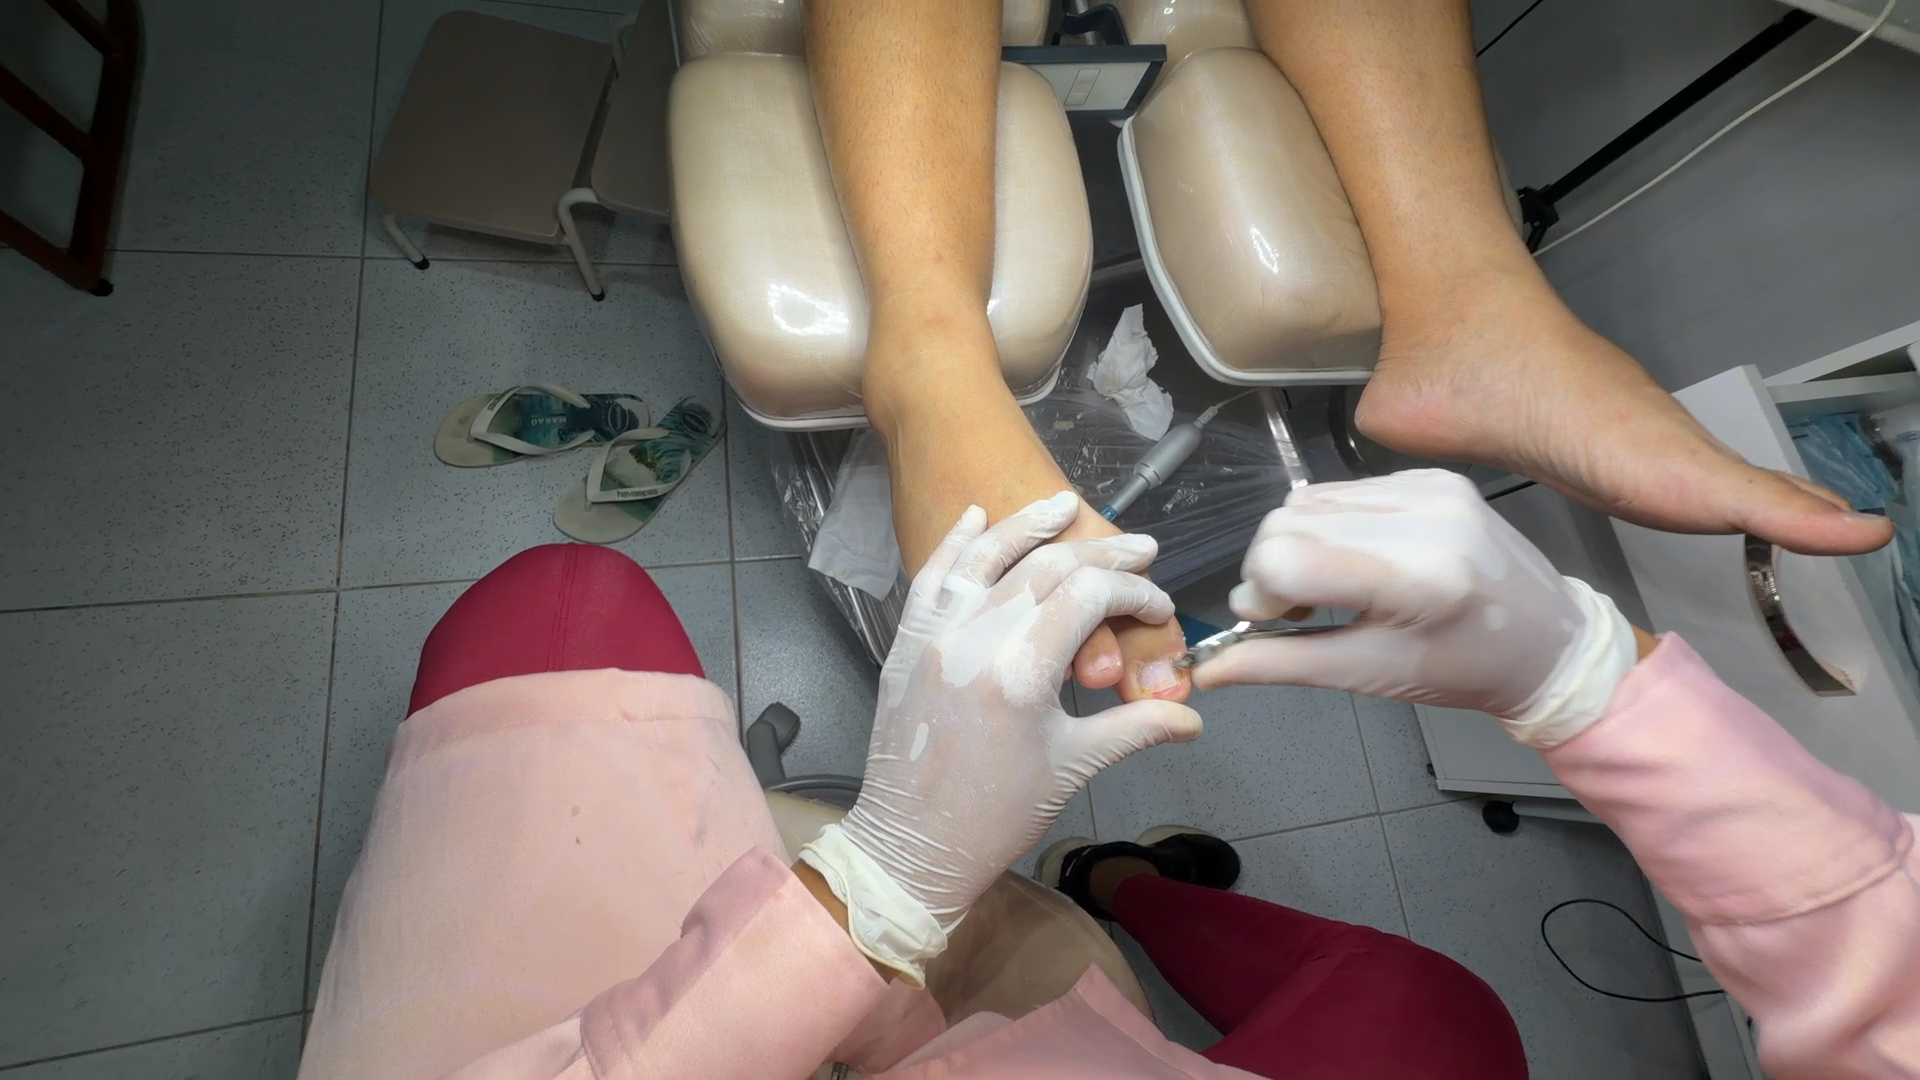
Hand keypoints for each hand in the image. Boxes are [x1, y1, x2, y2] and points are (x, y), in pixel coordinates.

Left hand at [844, 492, 1202, 928]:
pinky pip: (930, 577)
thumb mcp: (1073, 767)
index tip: (1158, 605)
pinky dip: (955, 543)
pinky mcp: (906, 641)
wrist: (910, 845)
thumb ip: (1135, 727)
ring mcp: (933, 634)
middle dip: (1101, 552)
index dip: (1134, 591)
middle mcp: (974, 637)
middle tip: (1140, 544)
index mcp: (1021, 671)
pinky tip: (976, 515)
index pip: (1088, 595)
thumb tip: (1193, 716)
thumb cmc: (997, 815)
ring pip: (985, 557)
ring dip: (1028, 524)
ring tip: (1064, 502)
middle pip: (1045, 567)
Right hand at [1194, 470, 1635, 743]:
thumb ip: (1276, 664)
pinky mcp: (1428, 474)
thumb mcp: (1364, 675)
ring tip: (1329, 580)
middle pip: (1283, 524)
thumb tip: (1205, 671)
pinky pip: (1336, 491)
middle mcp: (1422, 517)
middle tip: (1298, 607)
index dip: (1259, 590)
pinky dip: (1326, 526)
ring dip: (1294, 544)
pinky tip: (1355, 555)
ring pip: (1301, 502)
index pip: (1284, 558)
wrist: (1551, 642)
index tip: (1273, 618)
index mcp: (1413, 578)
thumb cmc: (1459, 670)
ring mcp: (1427, 487)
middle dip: (1270, 568)